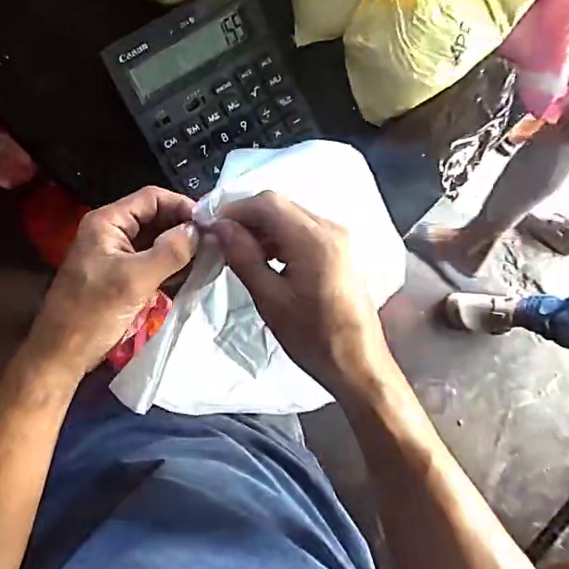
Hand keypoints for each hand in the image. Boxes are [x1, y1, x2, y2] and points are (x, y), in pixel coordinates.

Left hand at [23, 186, 196, 375]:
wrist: (62, 353)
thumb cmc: (92, 313)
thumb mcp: (134, 280)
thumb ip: (170, 252)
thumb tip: (199, 231)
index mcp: (106, 222)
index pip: (152, 198)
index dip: (182, 206)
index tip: (211, 224)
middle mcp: (110, 231)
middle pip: (155, 218)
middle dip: (183, 229)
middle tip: (214, 244)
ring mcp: (115, 254)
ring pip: (155, 241)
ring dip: (180, 250)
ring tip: (209, 261)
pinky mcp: (120, 276)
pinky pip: (150, 262)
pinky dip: (170, 267)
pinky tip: (191, 277)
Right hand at [211, 192, 399, 399]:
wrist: (359, 364)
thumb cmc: (314, 337)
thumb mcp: (270, 299)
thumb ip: (243, 256)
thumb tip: (220, 227)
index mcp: (314, 240)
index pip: (266, 203)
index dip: (233, 209)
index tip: (210, 226)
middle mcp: (330, 229)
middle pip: (278, 205)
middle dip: (245, 217)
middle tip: (219, 238)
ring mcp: (337, 239)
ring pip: (289, 216)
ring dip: (260, 227)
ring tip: (236, 250)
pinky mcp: (338, 251)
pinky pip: (301, 230)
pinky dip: (277, 237)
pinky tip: (262, 258)